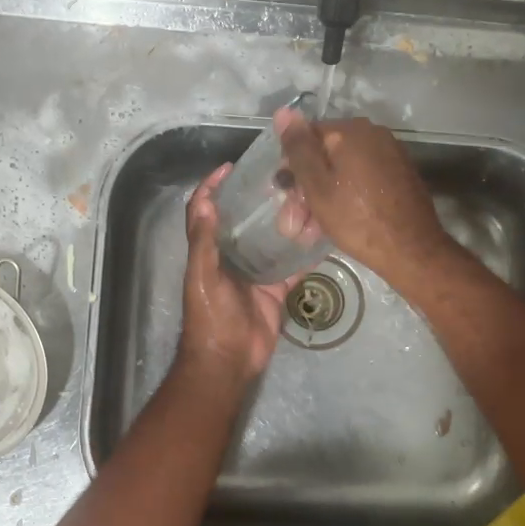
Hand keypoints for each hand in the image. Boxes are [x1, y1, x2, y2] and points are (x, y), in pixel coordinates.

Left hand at [178, 163, 302, 386]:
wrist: (229, 359)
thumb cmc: (210, 316)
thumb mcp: (202, 276)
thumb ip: (204, 241)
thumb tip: (207, 201)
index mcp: (208, 251)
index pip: (205, 211)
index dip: (212, 187)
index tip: (231, 167)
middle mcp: (231, 257)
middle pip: (243, 220)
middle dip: (257, 198)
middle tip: (280, 175)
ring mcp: (255, 273)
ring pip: (271, 240)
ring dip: (284, 220)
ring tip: (305, 195)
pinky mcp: (276, 289)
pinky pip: (293, 266)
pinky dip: (305, 252)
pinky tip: (322, 232)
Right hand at [276, 109, 450, 282]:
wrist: (411, 249)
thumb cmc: (357, 219)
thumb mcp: (318, 186)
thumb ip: (299, 148)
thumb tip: (283, 111)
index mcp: (350, 131)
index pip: (307, 137)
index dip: (291, 167)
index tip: (284, 196)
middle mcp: (372, 134)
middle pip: (326, 156)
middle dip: (306, 189)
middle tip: (295, 224)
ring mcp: (389, 154)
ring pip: (343, 171)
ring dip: (324, 198)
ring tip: (312, 232)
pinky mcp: (399, 175)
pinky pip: (362, 180)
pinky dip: (347, 198)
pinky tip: (338, 223)